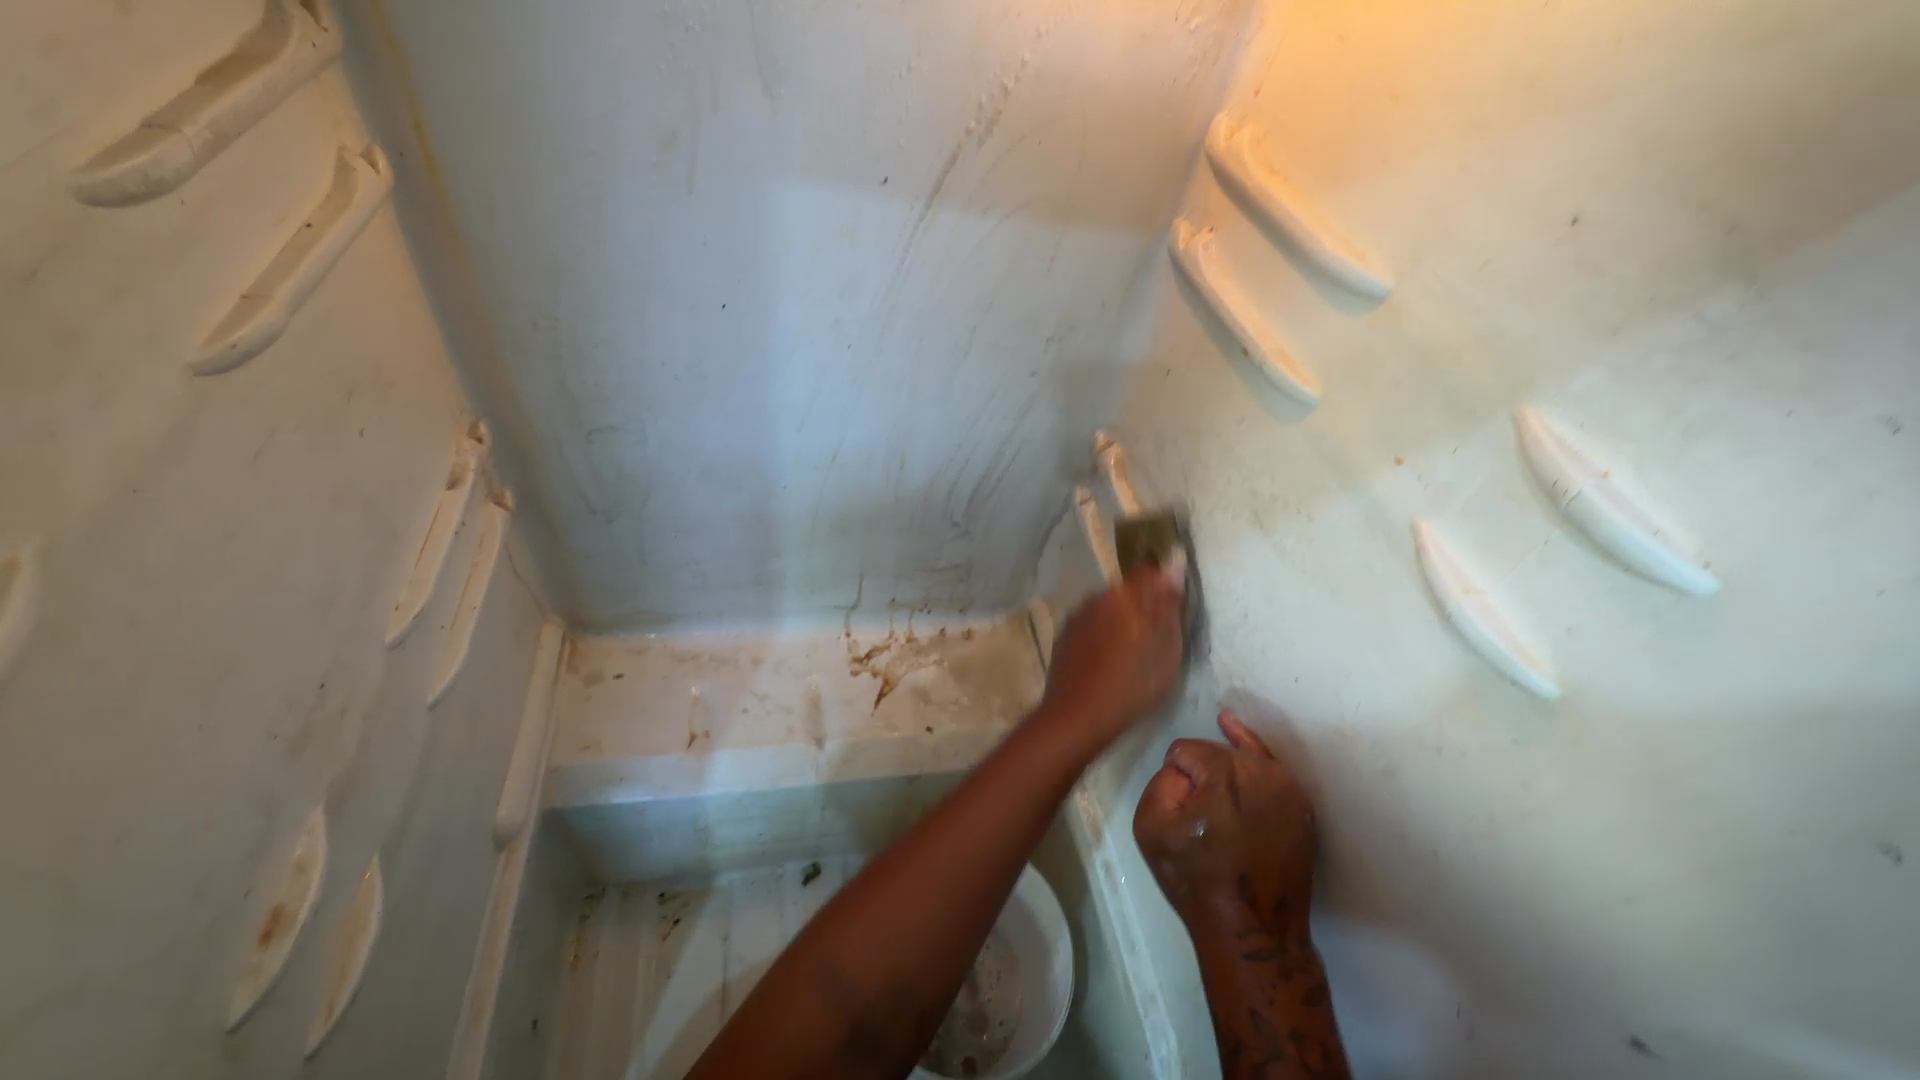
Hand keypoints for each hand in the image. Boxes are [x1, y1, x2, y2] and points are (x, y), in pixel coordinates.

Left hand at [1036, 551, 1187, 750]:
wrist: (1077, 716)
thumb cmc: (1132, 684)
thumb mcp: (1166, 648)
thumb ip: (1169, 602)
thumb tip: (1174, 559)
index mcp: (1125, 595)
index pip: (1149, 572)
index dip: (1162, 587)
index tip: (1169, 612)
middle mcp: (1096, 596)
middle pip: (1125, 591)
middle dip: (1139, 607)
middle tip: (1151, 641)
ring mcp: (1076, 616)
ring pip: (1106, 609)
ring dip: (1118, 622)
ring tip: (1127, 657)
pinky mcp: (1063, 636)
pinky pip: (1090, 626)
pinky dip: (1099, 637)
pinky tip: (1104, 663)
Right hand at [1133, 708, 1317, 936]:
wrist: (1252, 927)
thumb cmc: (1197, 878)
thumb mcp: (1150, 827)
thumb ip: (1161, 781)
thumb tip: (1183, 771)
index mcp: (1223, 772)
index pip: (1184, 750)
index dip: (1174, 775)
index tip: (1179, 810)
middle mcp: (1260, 770)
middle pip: (1216, 749)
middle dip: (1202, 771)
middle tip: (1196, 813)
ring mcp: (1287, 787)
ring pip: (1245, 756)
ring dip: (1227, 768)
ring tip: (1216, 777)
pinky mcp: (1302, 807)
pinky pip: (1272, 772)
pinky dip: (1256, 762)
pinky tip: (1241, 742)